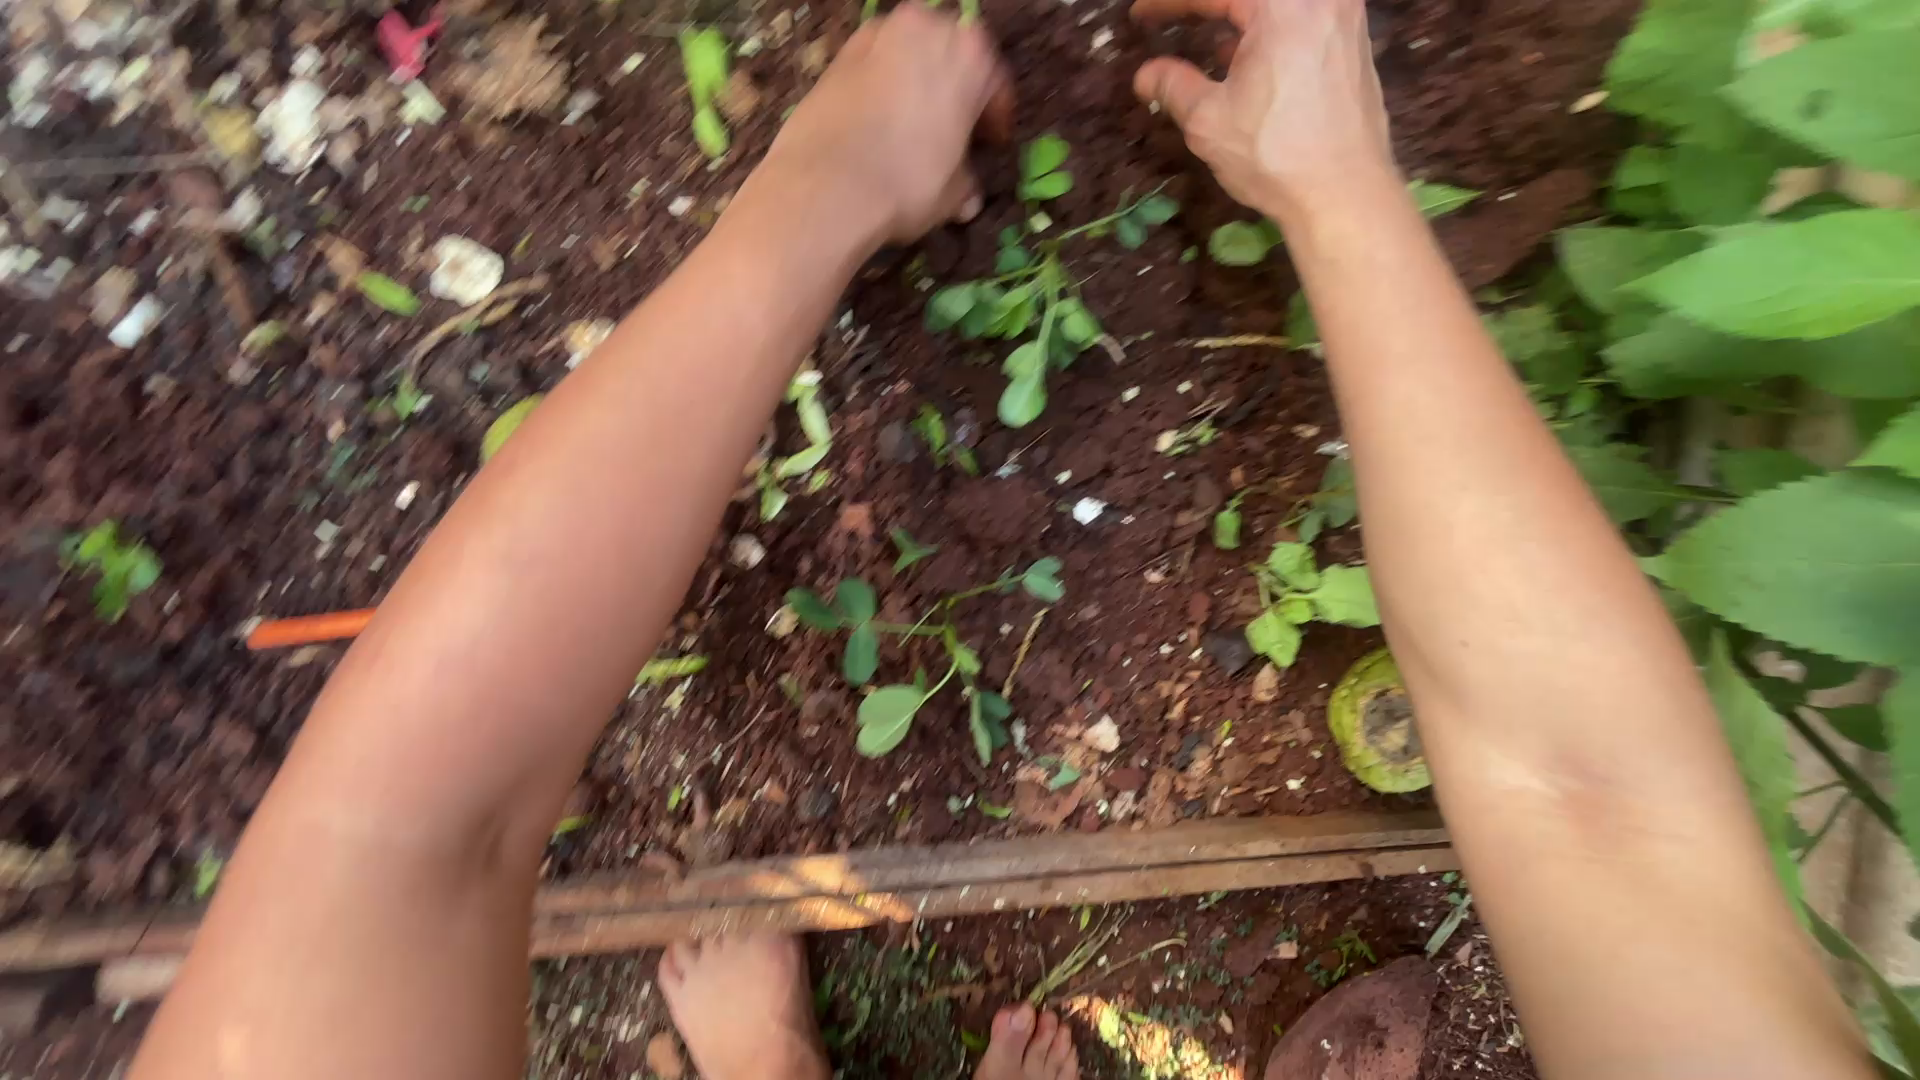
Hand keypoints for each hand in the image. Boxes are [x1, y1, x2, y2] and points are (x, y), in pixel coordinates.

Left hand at [759, 3, 1012, 245]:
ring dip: (916, 84)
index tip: (992, 141)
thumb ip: (964, 186)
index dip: (996, 116)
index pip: (995, 81)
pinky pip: (874, 67)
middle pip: (950, 54)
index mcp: (969, 53)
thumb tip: (967, 199)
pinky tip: (879, 126)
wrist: (828, 184)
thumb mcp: (951, 194)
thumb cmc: (907, 183)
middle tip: (953, 130)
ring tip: (913, 128)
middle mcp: (925, 27)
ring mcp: (877, 34)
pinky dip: (882, 88)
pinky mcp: (839, 53)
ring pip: (909, 56)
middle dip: (954, 88)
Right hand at [1131, 0, 1396, 224]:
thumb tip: (1145, 75)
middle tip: (1175, 19)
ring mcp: (1342, 13)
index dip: (1170, 3)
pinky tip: (1246, 55)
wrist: (1342, 191)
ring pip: (1277, 6)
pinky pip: (1301, 14)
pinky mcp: (1352, 39)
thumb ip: (1174, 86)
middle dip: (1208, 9)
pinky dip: (1267, 25)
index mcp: (1280, 6)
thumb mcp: (1209, 122)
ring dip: (1238, 15)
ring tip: (1208, 37)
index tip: (1140, 15)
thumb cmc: (1272, 155)